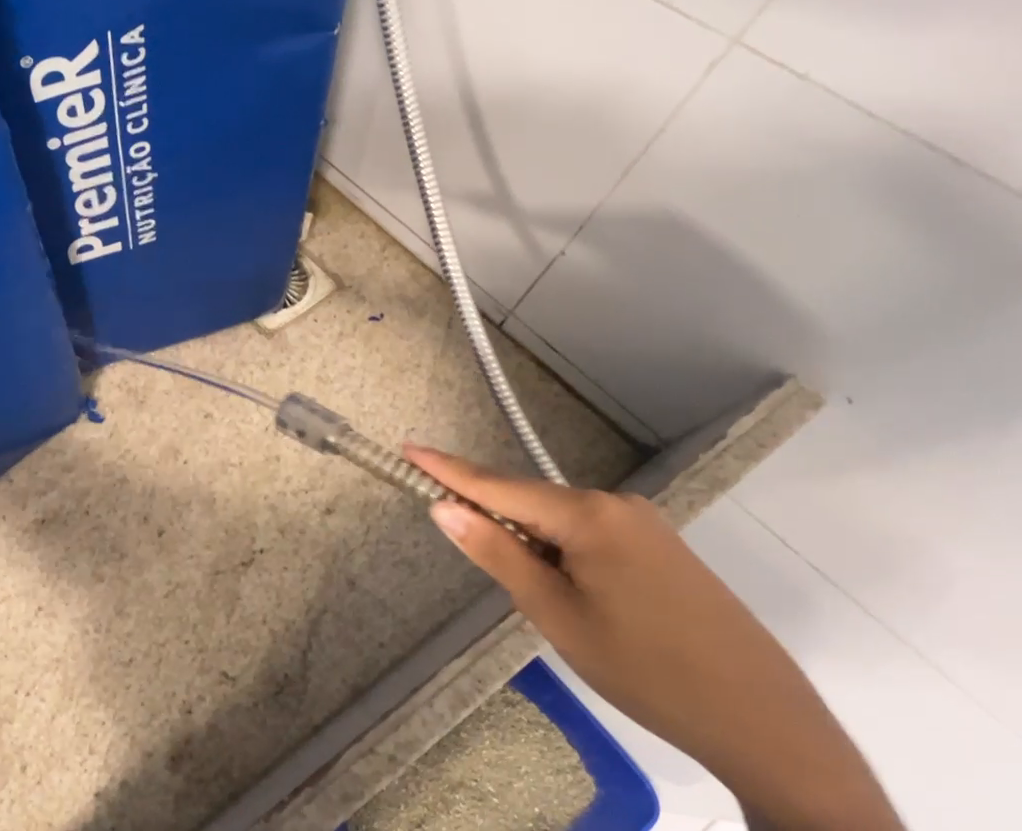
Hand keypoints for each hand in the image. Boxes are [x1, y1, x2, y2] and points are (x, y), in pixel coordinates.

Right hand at [407, 446, 900, 830]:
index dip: (447, 469)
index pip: (498, 485)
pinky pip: (591, 536)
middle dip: (490, 514)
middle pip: (530, 501)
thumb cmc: (645, 670)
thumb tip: (443, 506)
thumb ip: (497, 554)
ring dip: (529, 541)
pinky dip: (562, 551)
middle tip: (456, 537)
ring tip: (525, 592)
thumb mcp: (555, 615)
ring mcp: (647, 526)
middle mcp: (618, 506)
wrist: (765, 723)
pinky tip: (568, 592)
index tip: (405, 447)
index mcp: (588, 516)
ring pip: (562, 521)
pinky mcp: (664, 550)